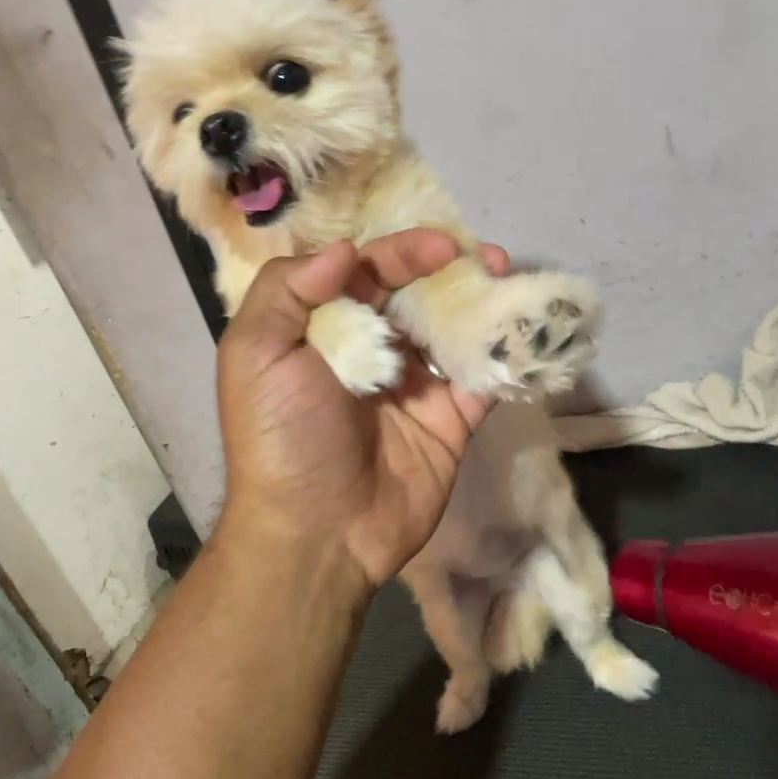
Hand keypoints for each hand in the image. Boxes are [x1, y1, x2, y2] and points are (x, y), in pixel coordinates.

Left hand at [215, 231, 509, 588]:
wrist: (316, 533)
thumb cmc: (282, 437)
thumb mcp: (255, 355)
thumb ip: (287, 291)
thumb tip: (346, 249)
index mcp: (324, 332)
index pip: (367, 275)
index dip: (400, 253)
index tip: (440, 245)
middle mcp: (371, 354)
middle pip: (415, 297)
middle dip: (450, 270)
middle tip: (487, 257)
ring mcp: (415, 389)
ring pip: (453, 332)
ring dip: (482, 304)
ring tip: (510, 281)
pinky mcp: (450, 424)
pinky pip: (482, 380)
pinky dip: (503, 355)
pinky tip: (523, 331)